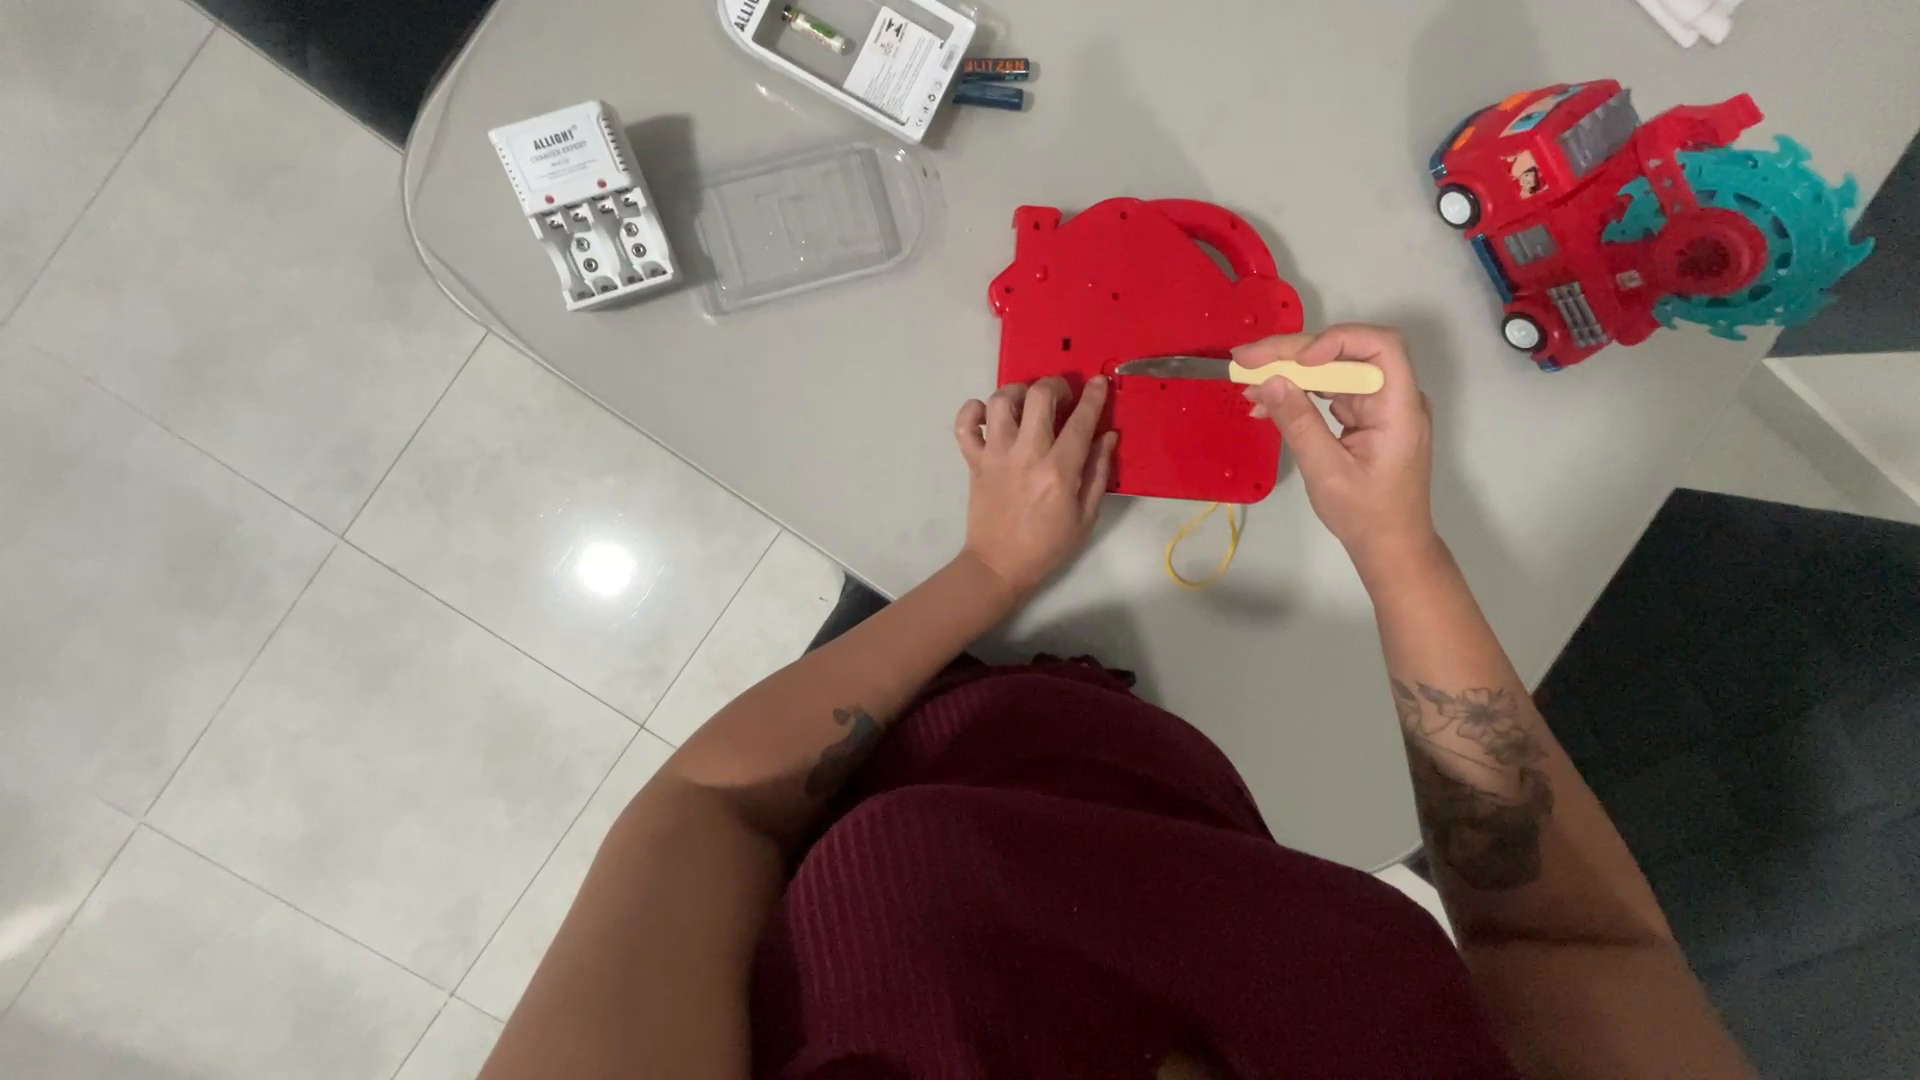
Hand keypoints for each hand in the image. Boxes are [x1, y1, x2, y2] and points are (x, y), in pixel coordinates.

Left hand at [953, 376, 1117, 599]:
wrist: (999, 565)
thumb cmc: (1047, 545)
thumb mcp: (1086, 516)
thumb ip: (1098, 472)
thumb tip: (1108, 436)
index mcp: (1058, 471)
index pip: (1080, 421)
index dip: (1094, 396)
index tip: (1100, 382)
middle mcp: (1026, 454)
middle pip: (1038, 396)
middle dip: (1055, 385)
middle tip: (1061, 396)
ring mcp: (995, 455)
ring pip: (1000, 401)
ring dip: (1016, 393)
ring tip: (1026, 404)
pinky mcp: (974, 462)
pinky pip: (964, 426)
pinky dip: (972, 412)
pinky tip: (986, 415)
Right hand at [1238, 324, 1439, 575]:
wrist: (1391, 546)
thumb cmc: (1365, 514)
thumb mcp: (1326, 471)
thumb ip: (1299, 423)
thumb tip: (1269, 382)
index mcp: (1399, 407)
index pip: (1379, 347)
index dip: (1337, 340)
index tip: (1296, 360)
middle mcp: (1395, 398)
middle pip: (1348, 355)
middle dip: (1296, 354)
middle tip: (1247, 359)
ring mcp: (1380, 408)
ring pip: (1335, 372)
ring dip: (1292, 373)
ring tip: (1249, 382)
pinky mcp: (1366, 420)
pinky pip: (1331, 395)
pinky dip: (1299, 395)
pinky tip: (1267, 404)